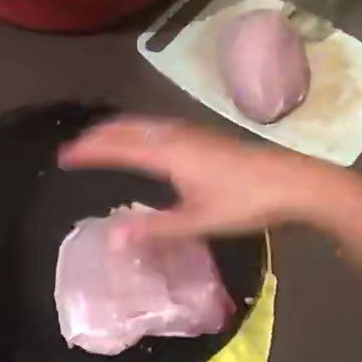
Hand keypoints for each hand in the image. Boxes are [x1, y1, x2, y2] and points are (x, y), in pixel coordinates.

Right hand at [59, 116, 361, 244]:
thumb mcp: (197, 222)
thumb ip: (153, 229)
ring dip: (118, 130)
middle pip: (127, 128)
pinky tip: (144, 142)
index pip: (117, 147)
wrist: (297, 184)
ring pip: (144, 124)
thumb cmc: (246, 203)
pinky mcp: (205, 138)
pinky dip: (137, 131)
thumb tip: (111, 237)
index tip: (63, 156)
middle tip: (75, 146)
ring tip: (101, 140)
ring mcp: (192, 134)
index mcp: (168, 153)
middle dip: (98, 135)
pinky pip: (158, 127)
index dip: (88, 151)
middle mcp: (175, 136)